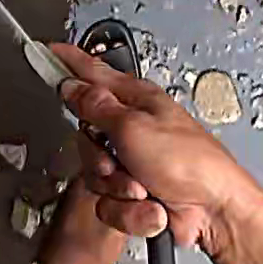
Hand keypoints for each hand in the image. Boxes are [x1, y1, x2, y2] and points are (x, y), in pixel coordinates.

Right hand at [49, 42, 262, 257]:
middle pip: (84, 136)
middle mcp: (131, 127)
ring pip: (95, 174)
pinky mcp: (135, 192)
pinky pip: (109, 203)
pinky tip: (151, 206)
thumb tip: (71, 86)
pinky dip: (129, 211)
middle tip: (116, 163)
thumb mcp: (133, 128)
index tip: (47, 51)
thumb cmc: (189, 161)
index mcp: (135, 99)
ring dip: (117, 188)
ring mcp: (133, 161)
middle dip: (97, 158)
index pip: (93, 72)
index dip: (69, 62)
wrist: (215, 212)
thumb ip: (96, 107)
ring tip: (143, 189)